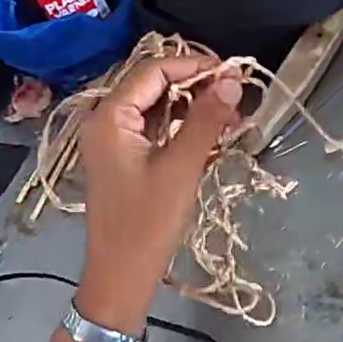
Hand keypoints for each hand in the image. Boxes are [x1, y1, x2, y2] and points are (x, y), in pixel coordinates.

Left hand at [74, 56, 241, 331]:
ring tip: (232, 118)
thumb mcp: (181, 167)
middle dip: (196, 88)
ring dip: (193, 110)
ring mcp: (114, 141)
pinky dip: (183, 130)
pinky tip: (213, 136)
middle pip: (154, 87)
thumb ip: (206, 119)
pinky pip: (156, 131)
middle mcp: (106, 121)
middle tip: (237, 97)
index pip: (153, 71)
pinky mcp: (125, 160)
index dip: (194, 65)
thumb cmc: (148, 223)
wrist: (122, 276)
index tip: (233, 72)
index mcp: (109, 117)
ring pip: (158, 109)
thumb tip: (232, 80)